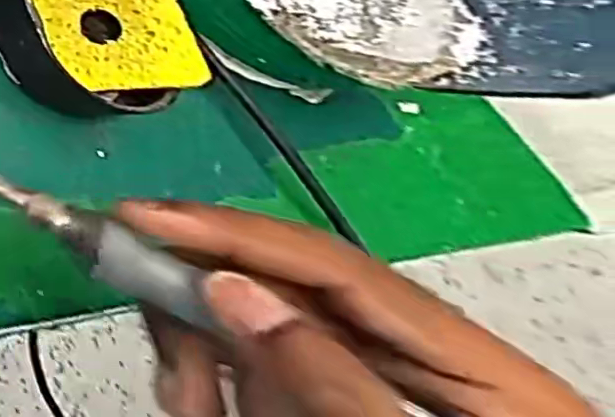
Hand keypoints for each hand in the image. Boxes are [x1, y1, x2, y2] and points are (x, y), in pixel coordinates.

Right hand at [118, 201, 594, 416]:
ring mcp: (364, 377)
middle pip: (275, 287)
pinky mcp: (319, 395)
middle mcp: (414, 357)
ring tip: (186, 402)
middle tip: (143, 319)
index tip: (134, 217)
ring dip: (193, 349)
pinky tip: (198, 404)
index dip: (227, 232)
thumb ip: (333, 383)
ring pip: (246, 321)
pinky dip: (206, 376)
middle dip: (196, 302)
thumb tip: (226, 286)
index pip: (328, 264)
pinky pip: (245, 361)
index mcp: (480, 373)